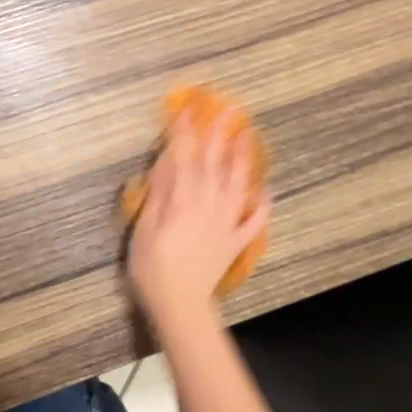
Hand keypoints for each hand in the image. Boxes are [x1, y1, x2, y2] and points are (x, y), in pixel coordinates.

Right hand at [129, 109, 270, 326]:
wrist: (181, 303)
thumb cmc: (153, 266)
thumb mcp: (145, 227)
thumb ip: (159, 193)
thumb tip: (167, 162)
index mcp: (183, 198)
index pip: (185, 156)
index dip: (186, 130)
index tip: (189, 107)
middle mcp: (208, 204)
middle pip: (215, 163)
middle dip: (220, 134)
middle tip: (227, 108)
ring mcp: (226, 222)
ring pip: (239, 184)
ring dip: (244, 158)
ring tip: (249, 136)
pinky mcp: (235, 241)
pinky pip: (253, 220)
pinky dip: (261, 205)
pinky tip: (266, 192)